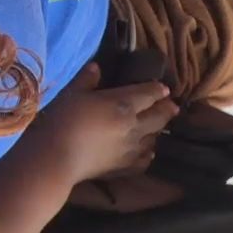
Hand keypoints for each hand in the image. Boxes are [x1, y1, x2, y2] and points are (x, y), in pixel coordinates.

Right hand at [28, 63, 175, 182]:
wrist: (60, 155)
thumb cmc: (62, 118)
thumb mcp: (71, 93)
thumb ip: (86, 79)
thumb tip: (97, 66)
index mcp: (121, 104)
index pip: (146, 94)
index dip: (156, 90)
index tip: (163, 87)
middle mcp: (134, 126)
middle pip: (158, 116)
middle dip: (166, 109)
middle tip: (172, 105)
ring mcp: (134, 148)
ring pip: (154, 137)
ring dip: (157, 129)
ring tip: (157, 125)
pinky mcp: (128, 166)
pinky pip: (145, 158)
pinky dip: (148, 152)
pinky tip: (147, 151)